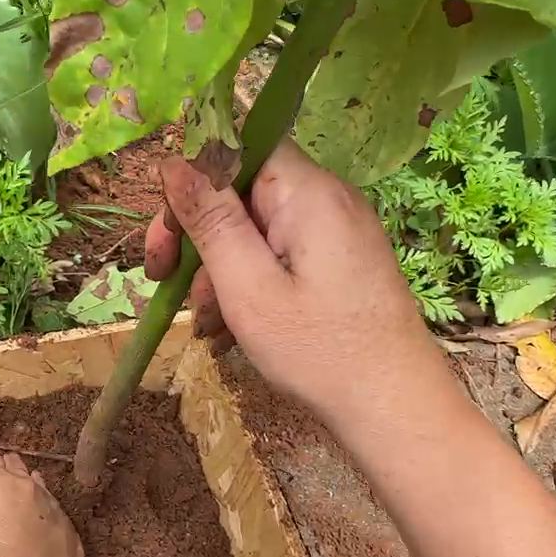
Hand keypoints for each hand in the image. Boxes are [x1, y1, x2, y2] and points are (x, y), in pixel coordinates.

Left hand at [0, 450, 82, 556]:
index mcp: (70, 550)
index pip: (60, 525)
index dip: (42, 523)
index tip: (28, 530)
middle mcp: (52, 513)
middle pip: (40, 493)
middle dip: (25, 495)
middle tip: (7, 505)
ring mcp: (24, 490)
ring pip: (15, 469)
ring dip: (3, 475)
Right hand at [144, 140, 454, 430]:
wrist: (393, 409)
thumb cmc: (317, 350)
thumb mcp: (247, 287)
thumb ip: (210, 220)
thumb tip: (174, 162)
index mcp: (307, 192)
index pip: (240, 147)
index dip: (194, 179)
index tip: (168, 231)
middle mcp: (326, 200)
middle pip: (242, 193)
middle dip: (197, 237)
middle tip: (162, 280)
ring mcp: (336, 234)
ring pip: (255, 233)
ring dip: (218, 273)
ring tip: (208, 327)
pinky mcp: (338, 265)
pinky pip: (278, 259)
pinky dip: (249, 287)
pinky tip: (231, 332)